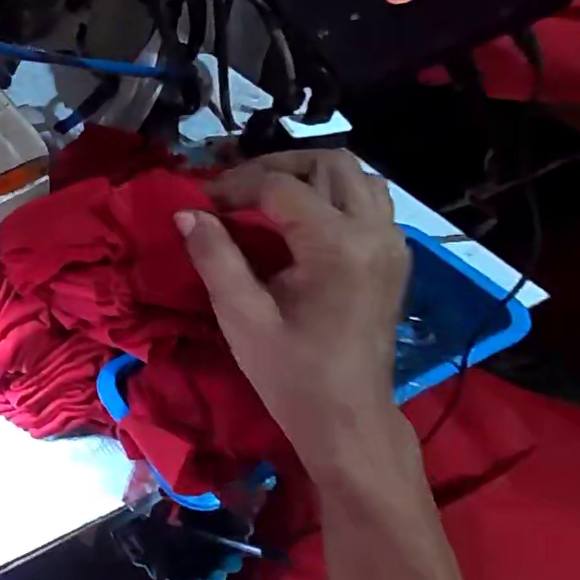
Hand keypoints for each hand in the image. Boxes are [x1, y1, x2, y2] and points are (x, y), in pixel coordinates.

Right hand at [175, 150, 409, 473]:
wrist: (346, 417)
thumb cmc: (288, 370)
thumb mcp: (239, 314)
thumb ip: (213, 255)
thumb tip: (186, 212)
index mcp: (337, 247)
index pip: (280, 186)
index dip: (232, 186)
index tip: (197, 204)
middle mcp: (375, 234)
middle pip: (331, 162)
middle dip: (275, 166)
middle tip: (232, 190)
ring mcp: (391, 244)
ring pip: (356, 176)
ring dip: (306, 175)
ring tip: (262, 198)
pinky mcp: (392, 256)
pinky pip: (366, 200)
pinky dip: (328, 194)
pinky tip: (295, 220)